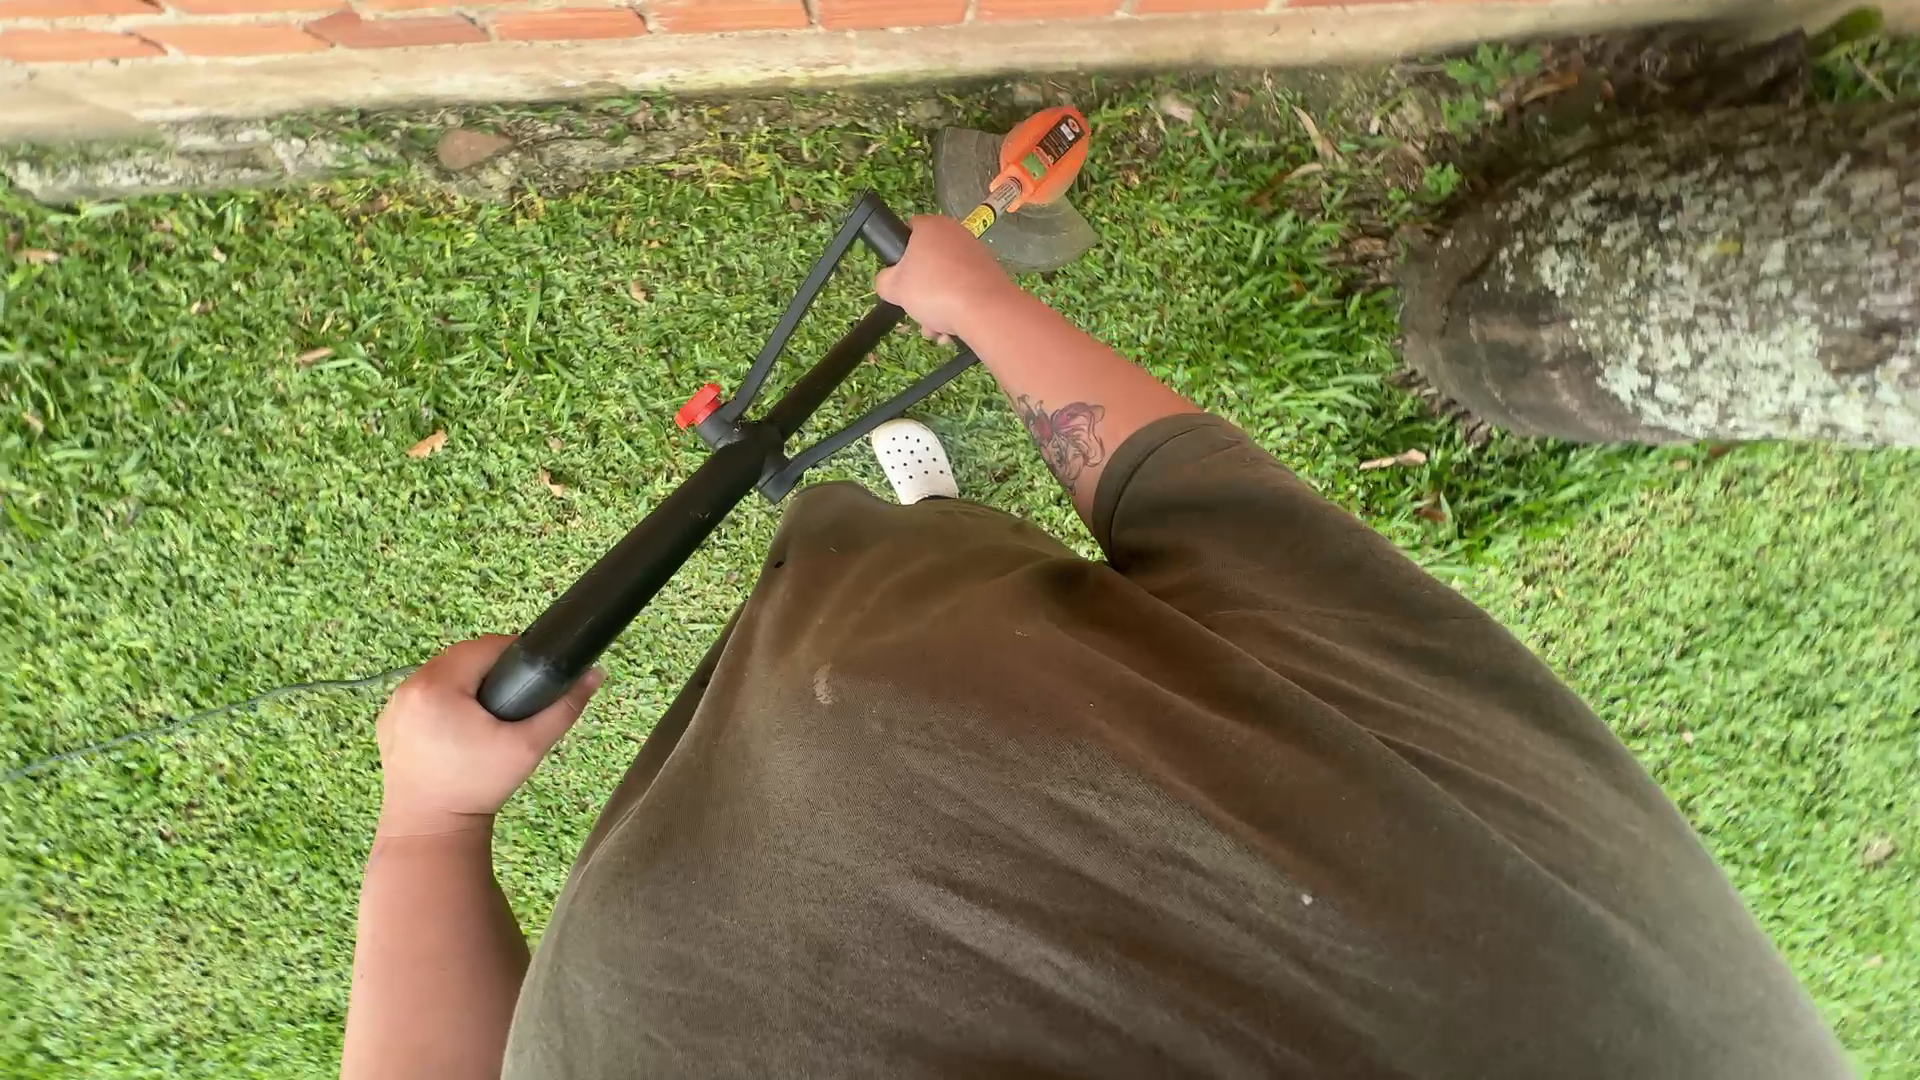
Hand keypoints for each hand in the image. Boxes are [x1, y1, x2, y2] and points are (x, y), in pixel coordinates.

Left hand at [374, 636, 604, 836]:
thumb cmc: (479, 783)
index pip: (485, 646)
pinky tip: (466, 719)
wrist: (431, 828)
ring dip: (471, 678)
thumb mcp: (530, 745)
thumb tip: (596, 673)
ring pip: (444, 672)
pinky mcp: (390, 723)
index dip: (516, 653)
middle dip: (494, 665)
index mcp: (437, 686)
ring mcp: (394, 706)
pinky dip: (448, 695)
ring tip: (497, 704)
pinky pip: (426, 692)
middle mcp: (408, 688)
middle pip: (462, 656)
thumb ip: (565, 706)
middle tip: (521, 692)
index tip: (535, 675)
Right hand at [874, 215, 1017, 340]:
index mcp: (930, 226)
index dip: (901, 253)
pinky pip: (965, 290)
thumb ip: (884, 281)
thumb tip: (889, 282)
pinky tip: (953, 330)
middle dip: (921, 293)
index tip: (899, 276)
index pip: (909, 229)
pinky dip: (958, 309)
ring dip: (937, 308)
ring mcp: (976, 253)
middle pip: (929, 262)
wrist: (984, 310)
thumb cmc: (933, 290)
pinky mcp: (990, 274)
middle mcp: (955, 233)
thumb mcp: (894, 288)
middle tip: (918, 312)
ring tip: (936, 330)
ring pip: (947, 281)